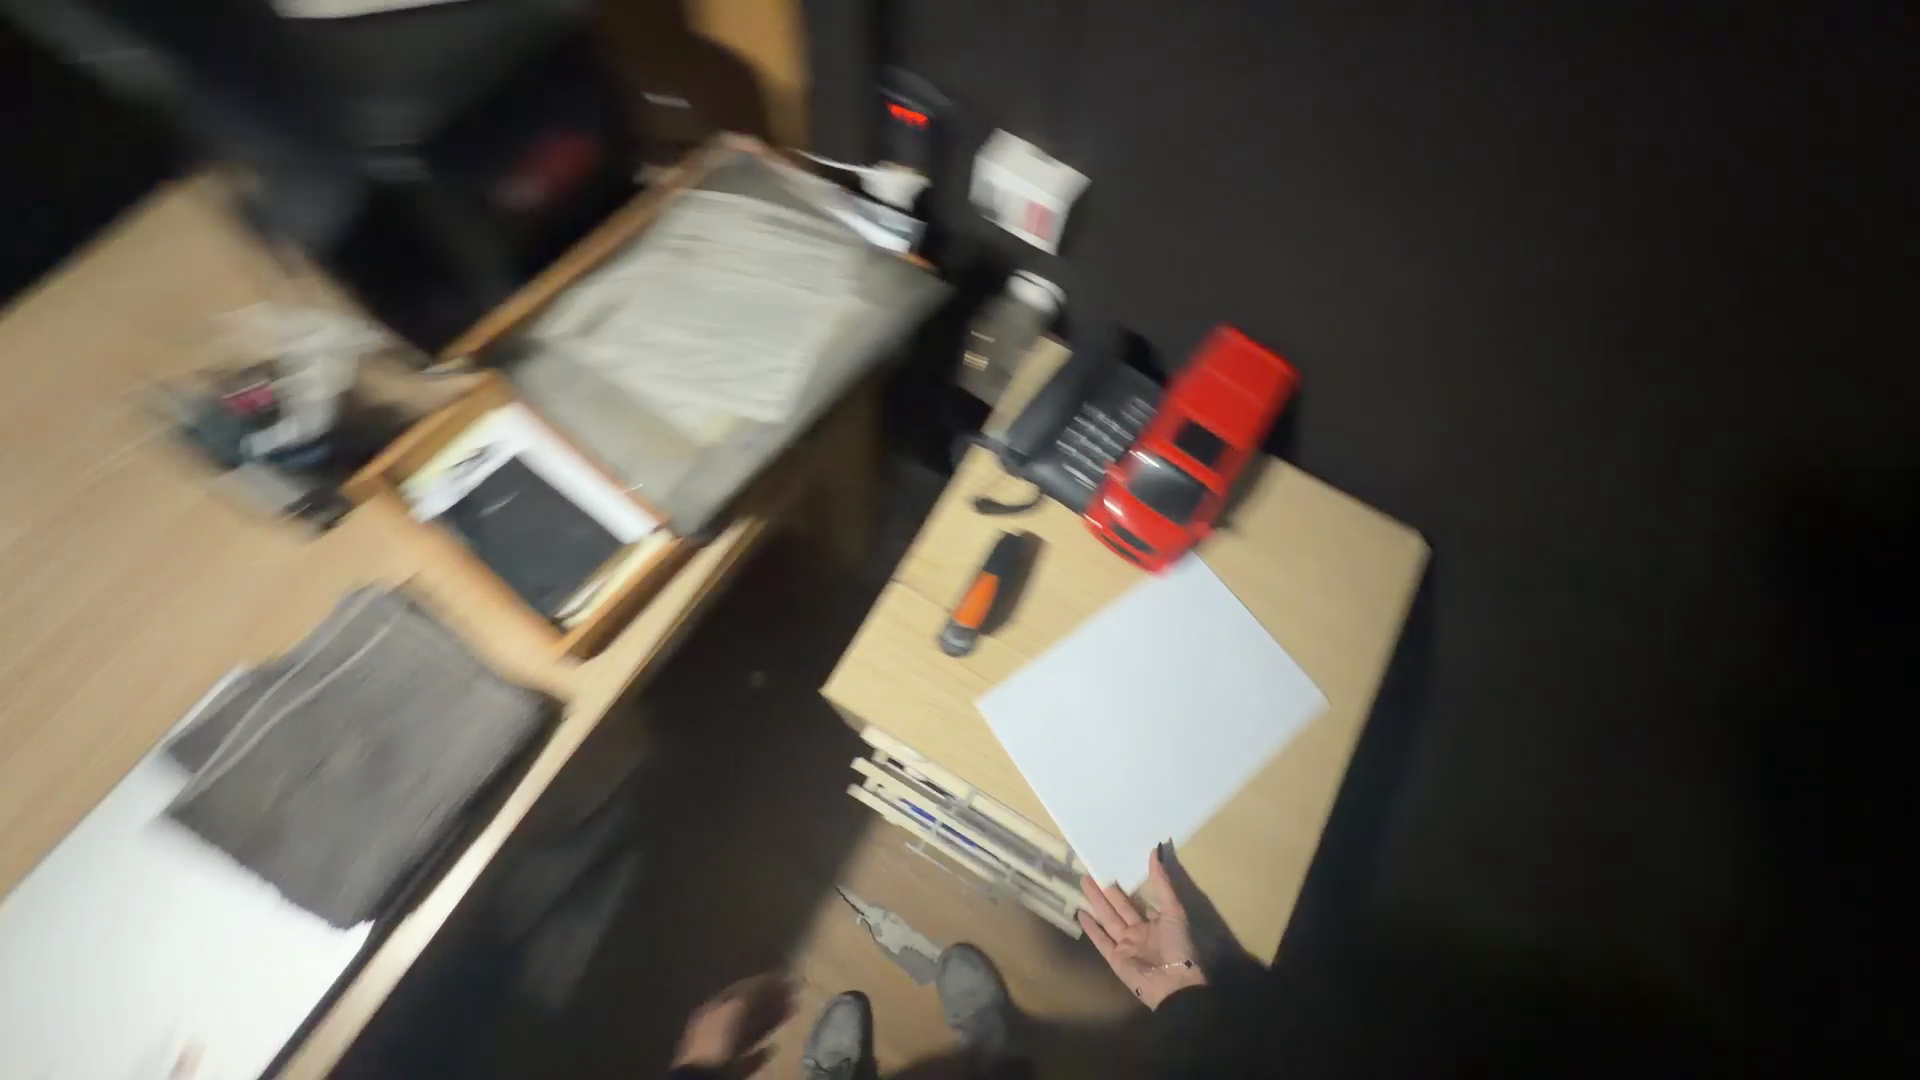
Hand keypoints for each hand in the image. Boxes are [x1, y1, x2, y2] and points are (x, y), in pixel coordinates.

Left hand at [672, 972, 794, 1072]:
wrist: (705, 1079)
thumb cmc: (717, 1038)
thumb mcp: (735, 1008)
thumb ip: (752, 993)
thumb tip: (770, 978)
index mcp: (714, 1006)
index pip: (742, 988)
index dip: (765, 981)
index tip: (786, 977)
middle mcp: (717, 1024)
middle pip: (748, 1009)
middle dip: (771, 1001)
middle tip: (794, 994)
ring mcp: (722, 1048)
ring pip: (750, 1031)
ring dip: (770, 1021)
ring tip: (791, 1013)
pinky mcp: (729, 1069)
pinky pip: (748, 1057)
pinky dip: (761, 1052)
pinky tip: (773, 1048)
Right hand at [1078, 846, 1206, 1008]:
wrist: (1174, 983)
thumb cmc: (1177, 945)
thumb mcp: (1174, 910)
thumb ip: (1162, 883)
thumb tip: (1155, 851)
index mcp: (1155, 923)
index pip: (1137, 901)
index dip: (1126, 887)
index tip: (1113, 870)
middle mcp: (1139, 932)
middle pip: (1118, 908)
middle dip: (1105, 891)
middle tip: (1091, 872)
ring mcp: (1126, 946)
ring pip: (1108, 919)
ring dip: (1095, 903)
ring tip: (1083, 883)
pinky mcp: (1116, 959)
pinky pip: (1101, 940)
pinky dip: (1091, 928)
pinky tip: (1080, 914)